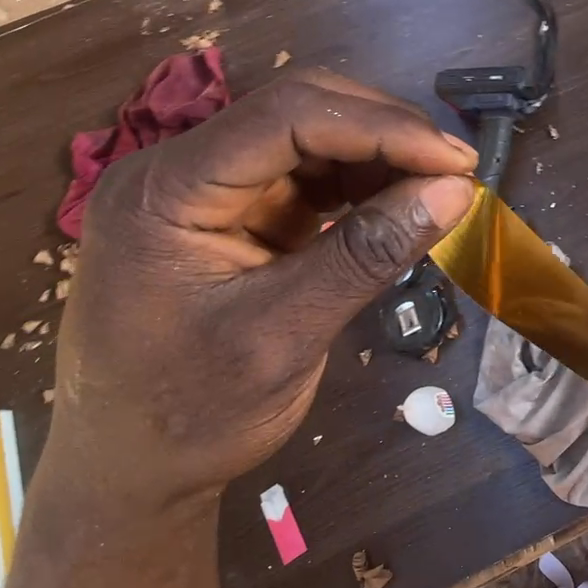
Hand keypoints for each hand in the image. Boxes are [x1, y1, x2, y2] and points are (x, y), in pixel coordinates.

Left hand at [47, 71, 477, 504]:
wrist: (130, 475)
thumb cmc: (190, 415)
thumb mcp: (284, 336)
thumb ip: (367, 254)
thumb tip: (457, 190)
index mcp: (167, 190)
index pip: (285, 117)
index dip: (380, 127)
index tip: (455, 161)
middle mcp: (183, 170)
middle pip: (299, 111)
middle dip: (385, 132)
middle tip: (457, 169)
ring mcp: (211, 190)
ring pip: (312, 137)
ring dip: (381, 156)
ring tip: (441, 187)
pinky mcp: (239, 214)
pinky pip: (312, 176)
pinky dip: (364, 185)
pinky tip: (402, 204)